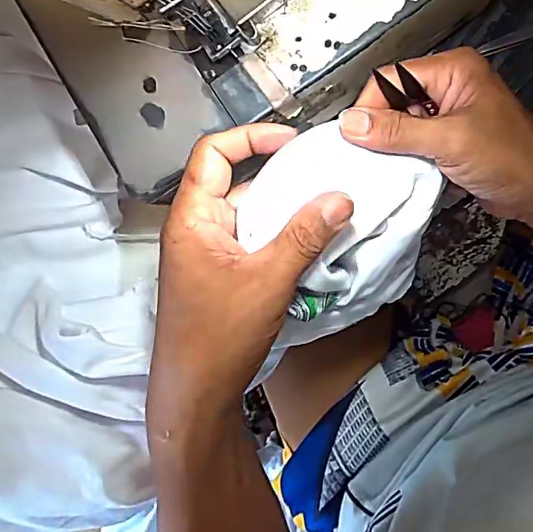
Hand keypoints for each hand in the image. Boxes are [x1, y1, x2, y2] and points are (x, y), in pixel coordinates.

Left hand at [150, 124, 353, 439]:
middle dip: (278, 176)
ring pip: (248, 214)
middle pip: (235, 181)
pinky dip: (278, 235)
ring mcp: (207, 252)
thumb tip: (340, 198)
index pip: (213, 153)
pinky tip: (310, 242)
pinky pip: (251, 240)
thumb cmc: (217, 337)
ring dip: (282, 210)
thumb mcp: (267, 280)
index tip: (289, 140)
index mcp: (192, 217)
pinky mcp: (220, 273)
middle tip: (320, 175)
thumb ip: (304, 236)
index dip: (250, 136)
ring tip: (324, 206)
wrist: (195, 394)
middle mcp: (196, 228)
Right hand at [339, 48, 532, 222]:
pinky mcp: (445, 136)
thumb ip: (396, 131)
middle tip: (374, 151)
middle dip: (380, 126)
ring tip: (396, 160)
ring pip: (398, 122)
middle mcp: (448, 85)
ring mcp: (446, 112)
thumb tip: (352, 123)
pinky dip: (402, 155)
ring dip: (391, 143)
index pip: (390, 77)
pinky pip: (410, 140)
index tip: (356, 133)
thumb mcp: (448, 140)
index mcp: (453, 69)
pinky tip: (405, 167)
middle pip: (391, 99)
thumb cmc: (516, 159)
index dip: (370, 105)